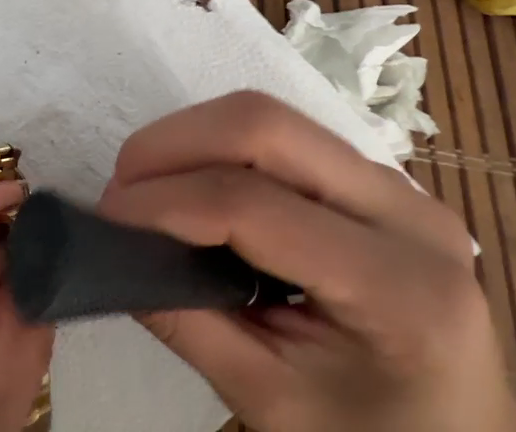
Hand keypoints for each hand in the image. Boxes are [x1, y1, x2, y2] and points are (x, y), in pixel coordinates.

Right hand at [98, 91, 515, 431]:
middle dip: (169, 144)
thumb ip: (184, 321)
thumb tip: (108, 252)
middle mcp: (409, 215)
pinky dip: (215, 146)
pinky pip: (280, 134)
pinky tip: (191, 189)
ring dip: (187, 139)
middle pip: (264, 127)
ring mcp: (398, 188)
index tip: (105, 222)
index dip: (161, 202)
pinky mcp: (375, 178)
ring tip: (147, 189)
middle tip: (120, 191)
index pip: (251, 205)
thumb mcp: (269, 399)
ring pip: (268, 116)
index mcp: (400, 289)